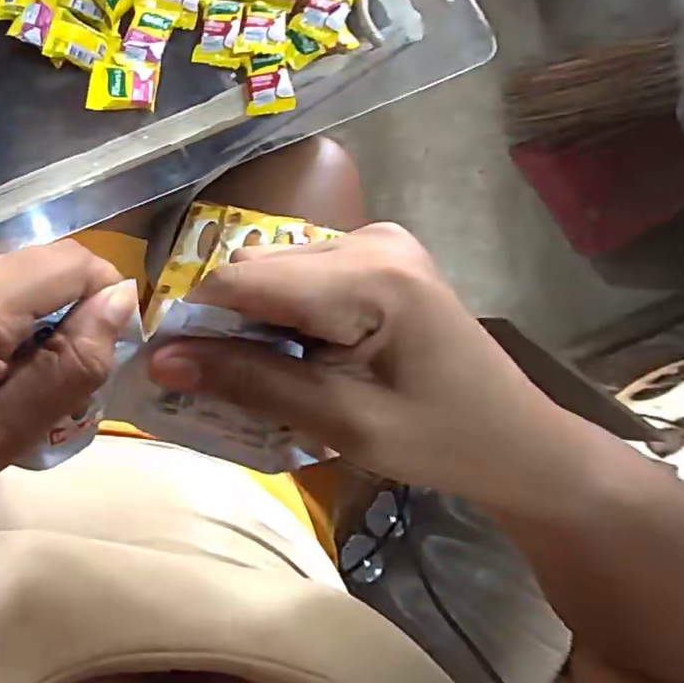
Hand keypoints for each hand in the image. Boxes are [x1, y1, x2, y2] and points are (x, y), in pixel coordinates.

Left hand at [0, 241, 138, 592]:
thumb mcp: (5, 437)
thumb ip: (70, 365)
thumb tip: (121, 299)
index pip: (64, 263)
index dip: (102, 293)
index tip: (104, 349)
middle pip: (34, 264)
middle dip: (62, 312)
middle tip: (52, 383)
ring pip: (6, 271)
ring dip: (28, 315)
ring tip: (11, 381)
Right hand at [146, 223, 608, 513]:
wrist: (521, 441)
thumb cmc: (441, 442)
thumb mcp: (342, 424)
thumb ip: (251, 383)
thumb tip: (162, 362)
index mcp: (370, 278)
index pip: (244, 281)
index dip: (195, 322)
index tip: (168, 369)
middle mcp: (368, 240)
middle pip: (253, 269)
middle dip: (222, 323)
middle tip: (218, 381)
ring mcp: (374, 240)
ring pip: (268, 268)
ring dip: (248, 317)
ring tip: (262, 369)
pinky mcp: (374, 252)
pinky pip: (295, 272)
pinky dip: (276, 310)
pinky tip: (296, 349)